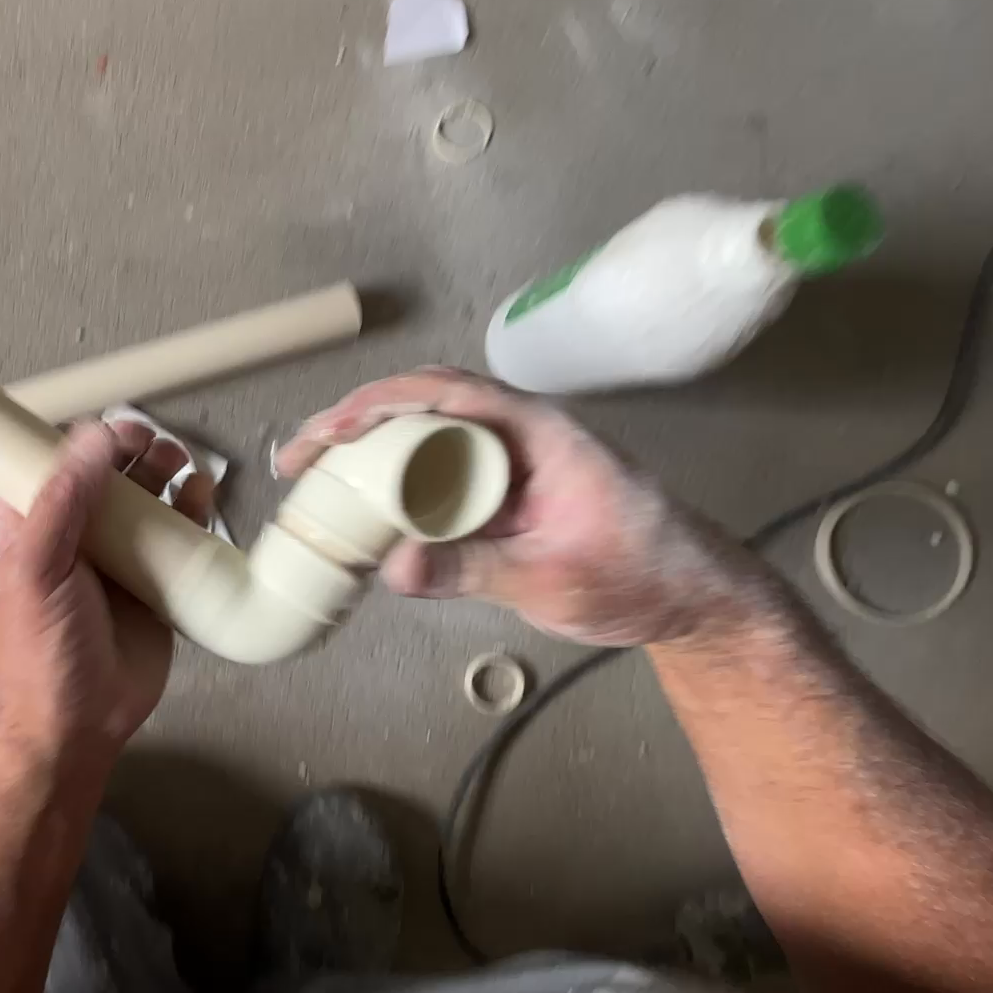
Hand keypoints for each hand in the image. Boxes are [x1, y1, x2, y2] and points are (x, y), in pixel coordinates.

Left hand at [0, 420, 213, 759]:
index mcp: (31, 530)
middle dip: (129, 452)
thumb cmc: (39, 654)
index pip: (50, 466)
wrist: (77, 727)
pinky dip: (191, 512)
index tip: (109, 431)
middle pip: (104, 476)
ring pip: (144, 500)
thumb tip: (91, 442)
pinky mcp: (154, 584)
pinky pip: (176, 537)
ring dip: (162, 473)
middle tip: (151, 444)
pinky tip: (200, 495)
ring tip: (178, 462)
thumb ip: (59, 505)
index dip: (78, 442)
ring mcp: (117, 560)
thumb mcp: (35, 573)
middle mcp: (74, 538)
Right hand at [275, 367, 790, 647]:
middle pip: (420, 399)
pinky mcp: (491, 487)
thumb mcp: (555, 580)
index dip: (382, 403)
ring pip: (419, 427)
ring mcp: (500, 457)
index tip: (331, 432)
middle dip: (352, 419)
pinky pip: (427, 463)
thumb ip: (475, 569)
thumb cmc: (639, 579)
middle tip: (301, 454)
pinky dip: (383, 472)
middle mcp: (513, 431)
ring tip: (312, 469)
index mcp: (536, 432)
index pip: (448, 393)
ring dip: (361, 441)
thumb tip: (391, 568)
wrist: (691, 600)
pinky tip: (355, 497)